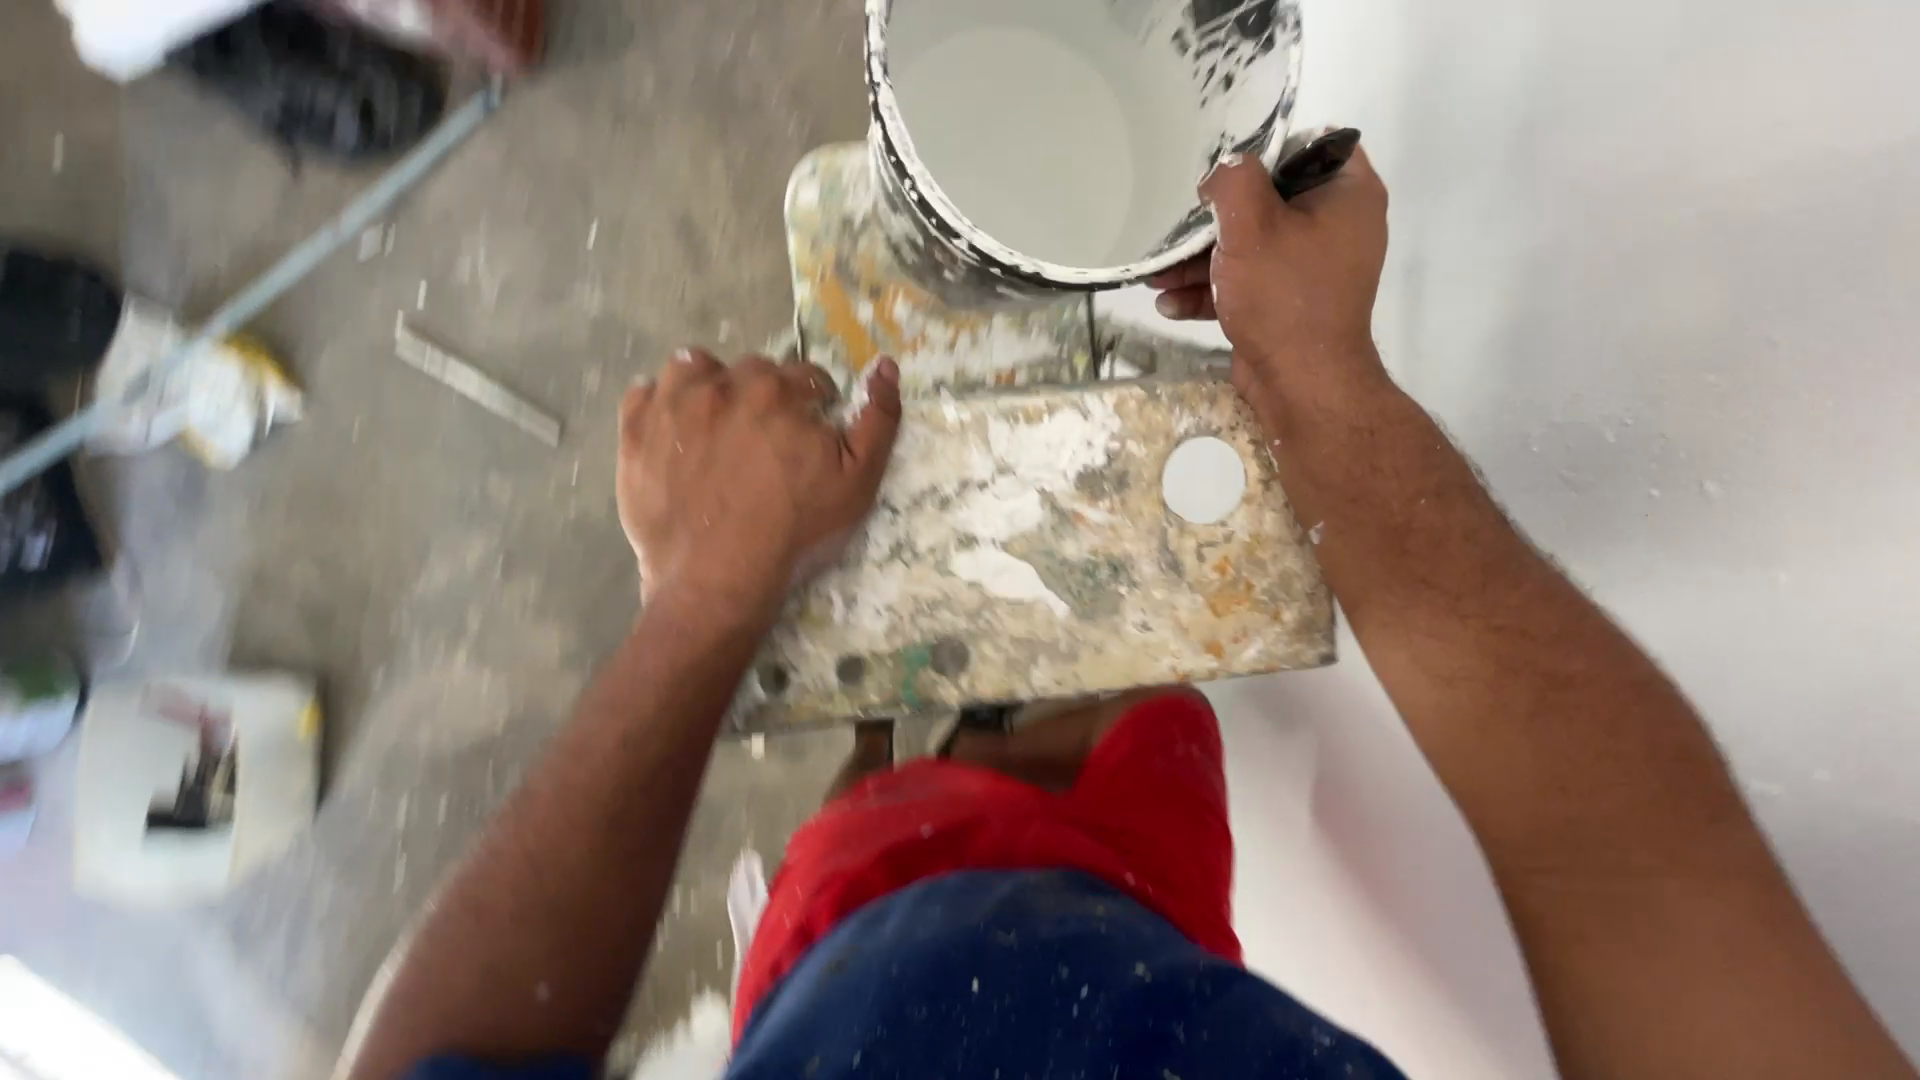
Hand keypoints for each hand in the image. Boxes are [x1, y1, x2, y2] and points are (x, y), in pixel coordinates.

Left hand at [617, 351, 901, 618]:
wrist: (718, 580)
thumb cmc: (796, 532)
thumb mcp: (859, 482)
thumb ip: (879, 420)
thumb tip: (886, 366)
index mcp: (779, 391)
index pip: (806, 377)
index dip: (814, 405)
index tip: (810, 435)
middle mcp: (722, 385)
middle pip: (751, 372)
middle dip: (765, 397)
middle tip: (766, 442)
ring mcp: (672, 406)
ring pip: (695, 370)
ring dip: (711, 387)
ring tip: (718, 426)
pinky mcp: (635, 433)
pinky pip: (645, 394)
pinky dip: (662, 404)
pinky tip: (677, 433)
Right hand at [1149, 145, 1391, 426]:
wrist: (1302, 383)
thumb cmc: (1283, 295)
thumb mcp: (1251, 226)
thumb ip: (1232, 181)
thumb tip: (1220, 172)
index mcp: (1347, 194)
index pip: (1307, 146)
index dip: (1260, 151)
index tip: (1220, 169)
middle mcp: (1336, 227)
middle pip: (1266, 204)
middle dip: (1211, 222)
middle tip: (1173, 227)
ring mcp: (1310, 271)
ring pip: (1248, 250)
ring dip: (1199, 263)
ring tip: (1155, 275)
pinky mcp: (1287, 306)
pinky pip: (1246, 286)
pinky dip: (1211, 293)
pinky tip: (1169, 304)